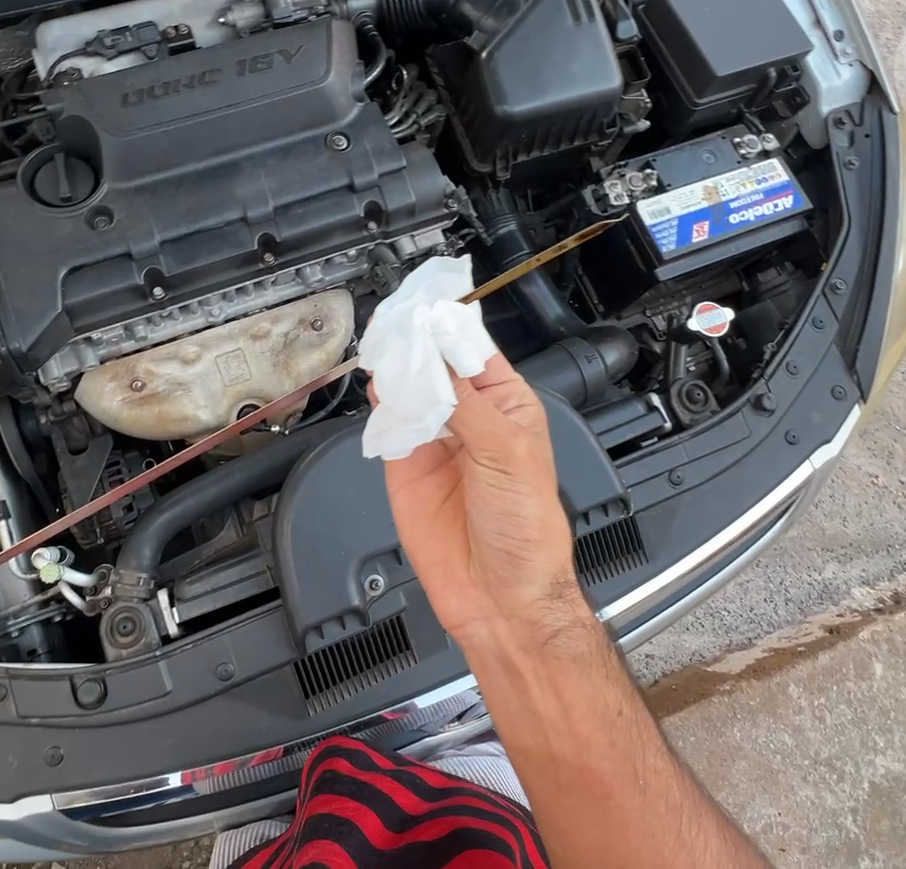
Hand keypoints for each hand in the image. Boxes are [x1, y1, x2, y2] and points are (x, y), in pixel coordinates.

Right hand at [378, 354, 585, 650]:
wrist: (498, 597)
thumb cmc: (527, 528)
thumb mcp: (506, 454)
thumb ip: (464, 405)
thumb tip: (433, 361)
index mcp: (506, 405)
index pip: (472, 352)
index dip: (447, 329)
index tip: (423, 309)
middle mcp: (469, 417)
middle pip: (435, 367)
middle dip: (415, 347)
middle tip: (394, 326)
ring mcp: (435, 440)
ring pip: (409, 391)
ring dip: (395, 371)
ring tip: (382, 351)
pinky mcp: (406, 464)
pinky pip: (388, 424)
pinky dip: (380, 405)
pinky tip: (378, 390)